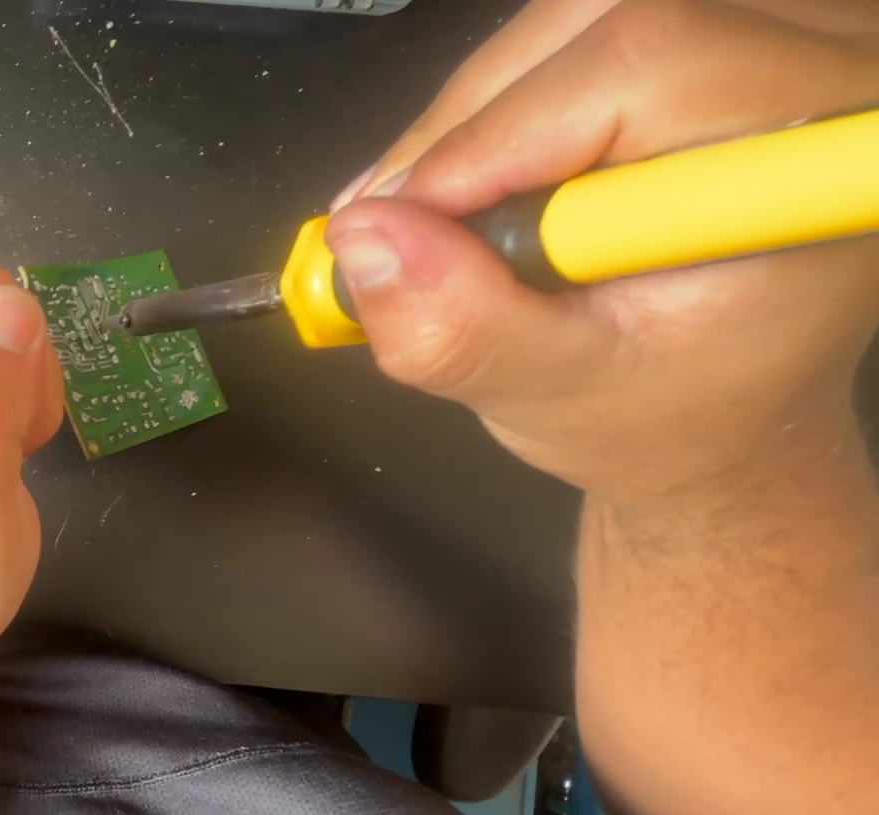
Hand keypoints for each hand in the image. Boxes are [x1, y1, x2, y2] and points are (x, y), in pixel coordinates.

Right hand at [327, 0, 878, 509]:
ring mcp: (771, 38)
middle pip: (594, 22)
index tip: (396, 240)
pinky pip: (559, 37)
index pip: (644, 67)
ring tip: (416, 221)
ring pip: (560, 20)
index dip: (488, 144)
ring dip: (453, 124)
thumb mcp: (546, 396)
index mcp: (814, 161)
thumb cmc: (650, 410)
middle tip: (389, 234)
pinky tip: (451, 188)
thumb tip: (358, 238)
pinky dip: (474, 113)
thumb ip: (460, 330)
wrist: (703, 401)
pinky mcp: (708, 46)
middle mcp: (821, 63)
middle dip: (455, 133)